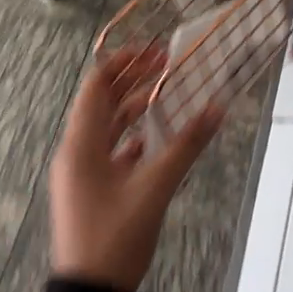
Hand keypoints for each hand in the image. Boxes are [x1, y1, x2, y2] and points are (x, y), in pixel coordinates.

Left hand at [49, 44, 225, 291]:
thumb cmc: (114, 240)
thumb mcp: (154, 190)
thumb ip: (186, 146)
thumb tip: (216, 108)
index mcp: (80, 146)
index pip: (96, 86)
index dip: (123, 63)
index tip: (153, 51)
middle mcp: (76, 154)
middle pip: (102, 103)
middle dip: (133, 82)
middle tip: (165, 65)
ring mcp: (81, 175)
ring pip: (107, 128)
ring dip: (133, 109)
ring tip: (165, 95)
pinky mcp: (90, 192)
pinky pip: (109, 152)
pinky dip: (131, 138)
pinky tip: (153, 139)